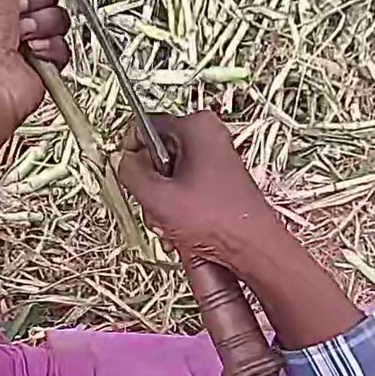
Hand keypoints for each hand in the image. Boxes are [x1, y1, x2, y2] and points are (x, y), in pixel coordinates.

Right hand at [117, 110, 286, 273]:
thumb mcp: (157, 196)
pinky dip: (176, 211)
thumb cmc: (216, 221)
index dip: (132, 154)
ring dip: (161, 204)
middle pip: (156, 156)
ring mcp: (215, 160)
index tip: (133, 176)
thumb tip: (123, 161)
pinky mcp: (217, 182)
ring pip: (167, 178)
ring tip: (172, 222)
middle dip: (150, 186)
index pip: (144, 127)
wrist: (251, 248)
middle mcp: (209, 136)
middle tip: (158, 206)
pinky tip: (182, 228)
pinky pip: (183, 191)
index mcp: (197, 126)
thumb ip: (130, 172)